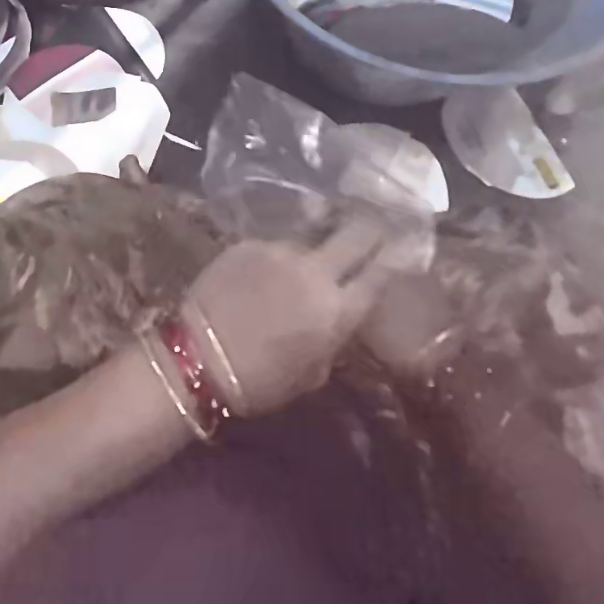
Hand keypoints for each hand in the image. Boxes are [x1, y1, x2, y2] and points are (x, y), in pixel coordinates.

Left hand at [177, 216, 394, 417]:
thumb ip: (333, 337)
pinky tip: (273, 263)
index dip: (397, 256)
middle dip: (370, 227)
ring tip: (317, 244)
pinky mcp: (248, 243)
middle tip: (376, 222)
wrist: (196, 358)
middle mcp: (315, 272)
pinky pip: (276, 243)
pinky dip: (281, 252)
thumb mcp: (312, 372)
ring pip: (313, 236)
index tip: (406, 243)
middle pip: (356, 234)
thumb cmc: (259, 380)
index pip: (380, 273)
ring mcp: (279, 251)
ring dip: (319, 240)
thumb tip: (339, 316)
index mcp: (336, 310)